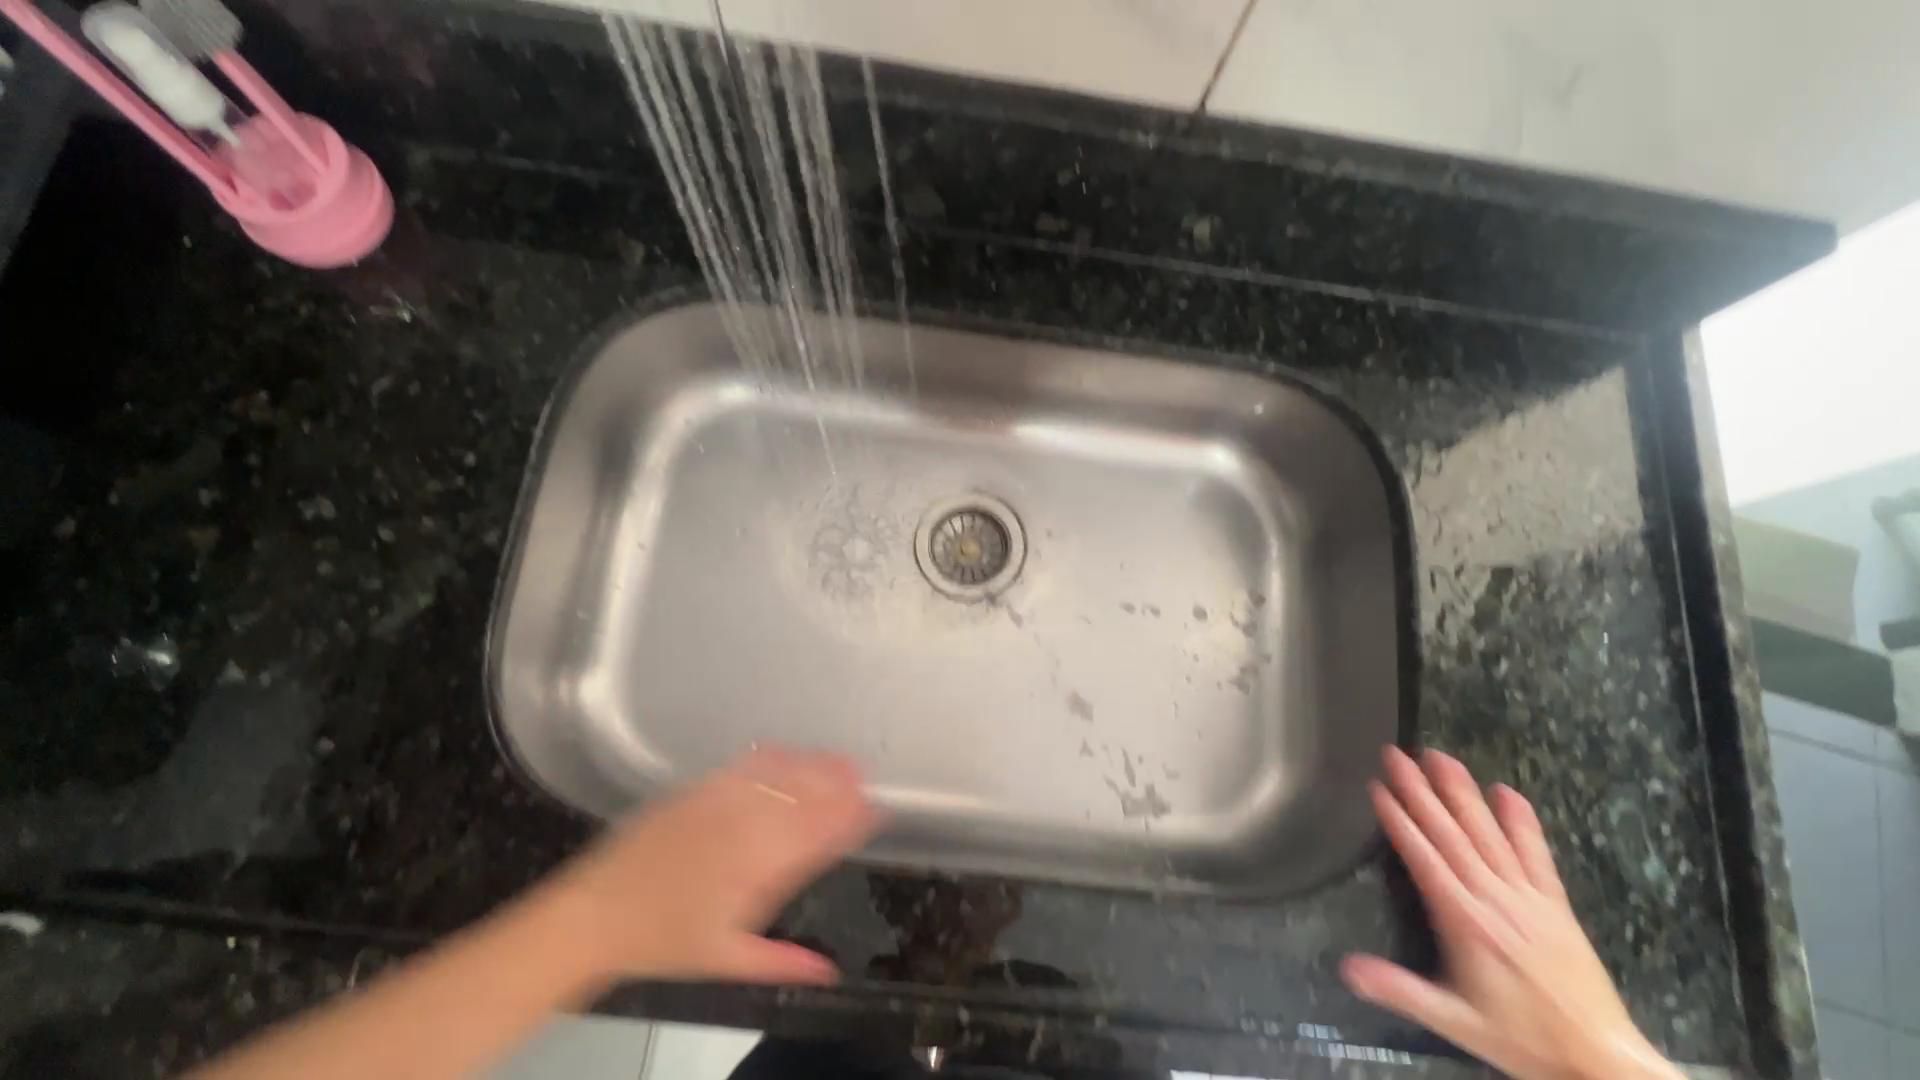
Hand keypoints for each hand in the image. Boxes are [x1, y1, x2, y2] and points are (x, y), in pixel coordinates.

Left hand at [548, 748, 882, 986]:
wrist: (594, 915)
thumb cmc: (661, 941)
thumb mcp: (725, 959)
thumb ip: (782, 961)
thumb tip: (827, 971)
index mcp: (756, 870)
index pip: (818, 836)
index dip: (850, 820)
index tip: (873, 812)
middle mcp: (742, 830)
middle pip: (803, 797)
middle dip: (838, 786)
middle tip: (863, 778)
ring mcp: (717, 805)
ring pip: (778, 776)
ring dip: (812, 766)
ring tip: (838, 760)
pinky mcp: (695, 791)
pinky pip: (742, 767)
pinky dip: (771, 758)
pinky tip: (785, 752)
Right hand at [1341, 747, 1683, 1079]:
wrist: (1602, 1058)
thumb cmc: (1521, 1039)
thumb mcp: (1454, 1022)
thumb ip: (1399, 990)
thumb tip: (1345, 967)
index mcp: (1464, 920)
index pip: (1423, 856)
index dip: (1399, 819)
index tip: (1378, 786)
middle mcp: (1493, 897)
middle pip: (1450, 833)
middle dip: (1420, 790)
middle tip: (1397, 754)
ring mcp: (1528, 896)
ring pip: (1488, 832)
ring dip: (1462, 792)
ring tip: (1440, 756)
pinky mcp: (1555, 903)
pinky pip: (1536, 853)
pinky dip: (1521, 820)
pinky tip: (1507, 791)